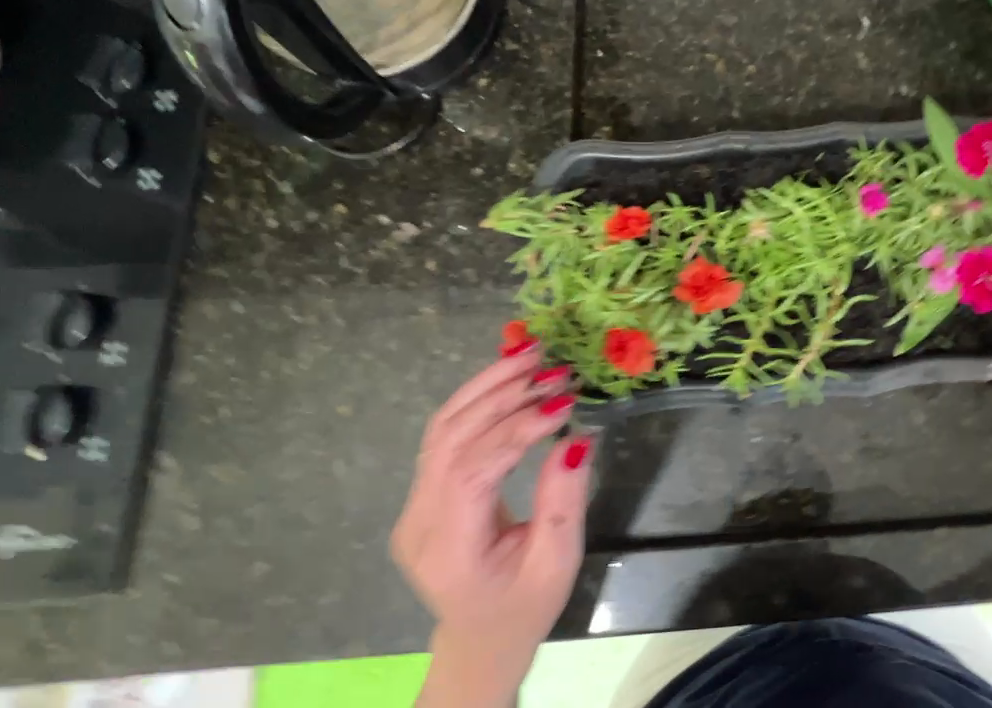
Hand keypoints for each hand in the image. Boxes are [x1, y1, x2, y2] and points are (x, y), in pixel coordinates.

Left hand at [392, 344, 590, 704]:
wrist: (481, 638)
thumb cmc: (525, 607)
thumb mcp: (557, 562)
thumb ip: (562, 501)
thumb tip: (577, 437)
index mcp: (450, 548)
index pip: (474, 470)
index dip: (518, 428)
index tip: (566, 402)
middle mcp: (419, 521)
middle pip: (452, 438)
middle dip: (505, 394)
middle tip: (555, 367)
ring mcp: (414, 504)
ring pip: (443, 427)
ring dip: (488, 385)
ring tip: (532, 353)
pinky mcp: (422, 492)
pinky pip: (444, 434)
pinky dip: (476, 398)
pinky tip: (508, 373)